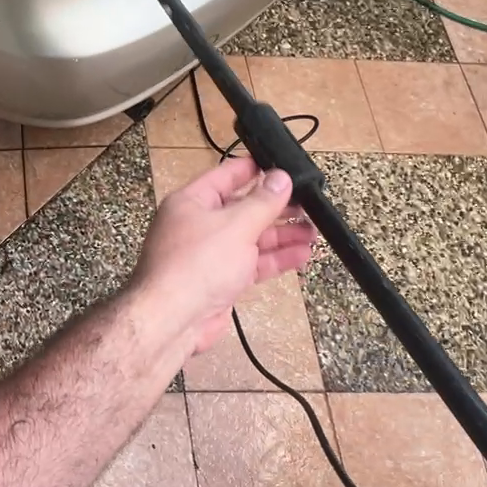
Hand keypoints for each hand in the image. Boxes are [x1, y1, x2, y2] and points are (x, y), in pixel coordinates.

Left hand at [128, 157, 319, 353]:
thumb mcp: (236, 226)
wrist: (173, 319)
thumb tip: (281, 178)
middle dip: (276, 207)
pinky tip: (301, 255)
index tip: (283, 167)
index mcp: (191, 202)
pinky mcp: (220, 280)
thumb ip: (262, 202)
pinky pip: (251, 263)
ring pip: (250, 238)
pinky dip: (275, 259)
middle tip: (309, 204)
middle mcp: (198, 225)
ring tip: (314, 231)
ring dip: (281, 235)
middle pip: (242, 208)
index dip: (254, 169)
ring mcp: (209, 254)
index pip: (226, 176)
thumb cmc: (196, 264)